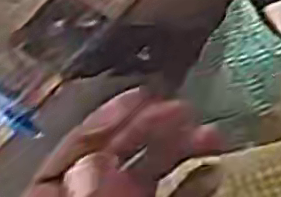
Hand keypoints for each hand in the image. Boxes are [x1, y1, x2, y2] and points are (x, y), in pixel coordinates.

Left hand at [26, 89, 221, 196]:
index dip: (100, 123)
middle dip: (155, 126)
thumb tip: (92, 160)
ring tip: (211, 136)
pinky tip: (213, 170)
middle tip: (185, 108)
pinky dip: (198, 177)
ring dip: (186, 144)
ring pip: (153, 168)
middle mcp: (94, 196)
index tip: (140, 94)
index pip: (66, 158)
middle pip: (119, 155)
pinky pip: (177, 190)